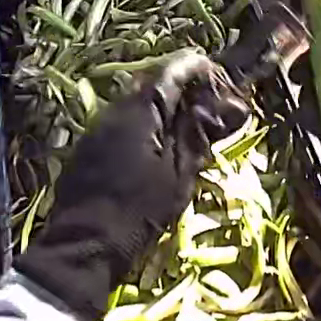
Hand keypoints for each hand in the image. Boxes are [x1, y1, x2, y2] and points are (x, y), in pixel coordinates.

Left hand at [16, 52, 250, 320]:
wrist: (84, 249)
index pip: (174, 71)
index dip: (200, 71)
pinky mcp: (89, 148)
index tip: (223, 83)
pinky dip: (146, 128)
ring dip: (165, 111)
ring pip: (139, 105)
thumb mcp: (180, 172)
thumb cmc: (139, 210)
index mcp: (140, 109)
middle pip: (155, 85)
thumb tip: (236, 104)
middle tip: (211, 111)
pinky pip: (124, 124)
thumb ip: (201, 132)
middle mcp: (116, 109)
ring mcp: (98, 128)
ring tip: (189, 132)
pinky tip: (159, 150)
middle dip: (185, 92)